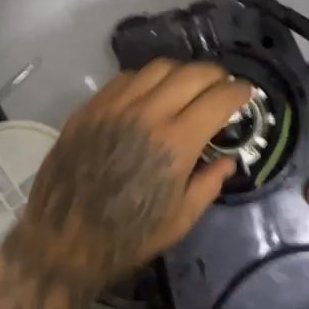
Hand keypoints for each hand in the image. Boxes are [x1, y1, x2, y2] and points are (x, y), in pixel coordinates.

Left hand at [7, 59, 247, 290]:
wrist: (62, 240)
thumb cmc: (127, 237)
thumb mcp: (180, 220)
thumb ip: (209, 184)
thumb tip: (228, 161)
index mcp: (176, 143)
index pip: (218, 99)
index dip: (238, 91)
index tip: (246, 93)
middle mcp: (148, 114)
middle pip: (191, 73)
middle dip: (215, 75)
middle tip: (222, 85)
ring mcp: (115, 106)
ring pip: (158, 67)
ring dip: (182, 71)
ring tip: (189, 84)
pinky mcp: (91, 107)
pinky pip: (126, 78)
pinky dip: (147, 79)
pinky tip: (151, 93)